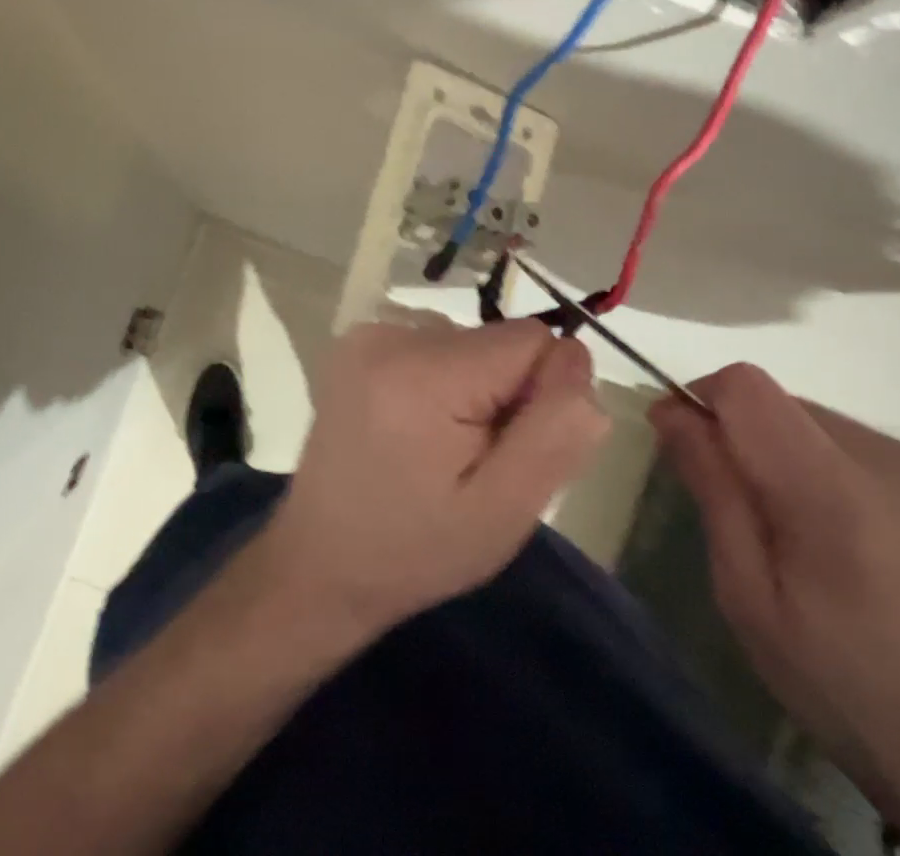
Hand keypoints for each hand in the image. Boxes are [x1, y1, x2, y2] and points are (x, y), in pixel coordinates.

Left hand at [255, 319, 607, 633]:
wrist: (321, 564)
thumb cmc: (416, 550)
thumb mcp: (505, 509)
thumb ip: (555, 430)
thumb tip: (578, 358)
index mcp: (423, 371)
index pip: (534, 341)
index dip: (540, 398)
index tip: (506, 452)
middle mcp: (388, 335)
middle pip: (498, 342)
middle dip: (503, 397)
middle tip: (467, 465)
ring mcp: (364, 337)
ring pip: (469, 345)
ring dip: (471, 394)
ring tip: (435, 455)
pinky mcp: (354, 349)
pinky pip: (433, 349)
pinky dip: (439, 386)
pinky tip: (411, 436)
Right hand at [651, 365, 899, 855]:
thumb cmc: (850, 693)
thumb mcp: (750, 601)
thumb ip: (715, 494)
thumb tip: (674, 414)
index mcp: (837, 495)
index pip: (748, 389)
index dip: (702, 400)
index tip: (685, 446)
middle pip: (791, 408)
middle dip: (751, 445)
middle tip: (752, 525)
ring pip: (836, 431)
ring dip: (801, 464)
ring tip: (817, 549)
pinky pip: (882, 456)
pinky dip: (849, 481)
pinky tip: (870, 553)